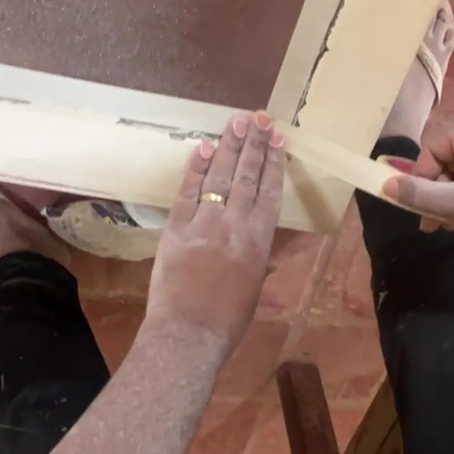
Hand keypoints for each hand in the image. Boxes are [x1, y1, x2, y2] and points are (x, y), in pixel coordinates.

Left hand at [145, 111, 285, 356]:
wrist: (188, 335)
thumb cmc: (228, 321)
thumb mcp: (254, 288)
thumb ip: (260, 261)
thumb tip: (266, 249)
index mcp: (259, 241)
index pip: (269, 191)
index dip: (273, 162)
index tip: (277, 138)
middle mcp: (235, 225)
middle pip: (246, 176)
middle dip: (253, 144)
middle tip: (258, 118)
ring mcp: (204, 223)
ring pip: (219, 177)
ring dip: (228, 147)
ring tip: (236, 123)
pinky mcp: (176, 228)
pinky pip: (187, 192)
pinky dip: (195, 168)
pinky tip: (203, 147)